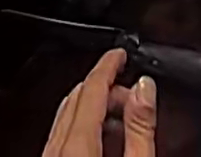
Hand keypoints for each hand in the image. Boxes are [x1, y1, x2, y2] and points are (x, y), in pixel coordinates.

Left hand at [40, 48, 156, 156]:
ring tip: (124, 119)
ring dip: (94, 109)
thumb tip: (144, 87)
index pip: (91, 86)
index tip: (120, 54)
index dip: (108, 64)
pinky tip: (105, 141)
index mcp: (77, 146)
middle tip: (133, 95)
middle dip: (106, 89)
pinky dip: (82, 129)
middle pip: (78, 98)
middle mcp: (55, 151)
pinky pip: (61, 138)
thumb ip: (140, 128)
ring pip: (67, 117)